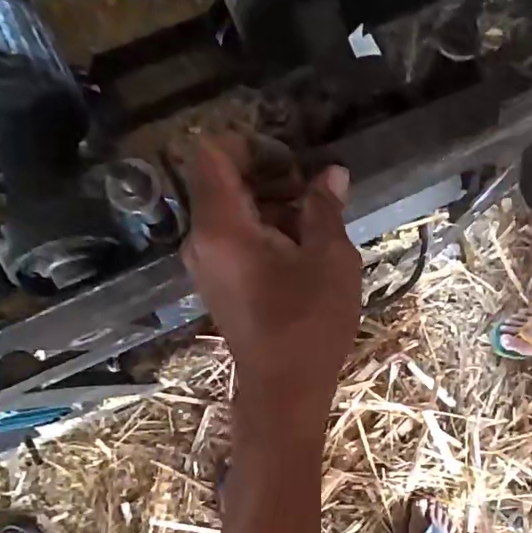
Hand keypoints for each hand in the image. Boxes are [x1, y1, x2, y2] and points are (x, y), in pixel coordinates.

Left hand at [177, 133, 362, 419]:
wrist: (282, 388)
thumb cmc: (308, 323)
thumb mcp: (329, 258)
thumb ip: (324, 208)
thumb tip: (331, 174)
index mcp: (220, 227)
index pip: (210, 155)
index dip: (248, 144)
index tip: (289, 160)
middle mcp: (200, 240)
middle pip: (219, 181)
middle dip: (266, 173)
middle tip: (311, 190)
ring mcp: (203, 263)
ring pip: (227, 209)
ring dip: (268, 202)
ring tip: (313, 219)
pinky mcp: (214, 281)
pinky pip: (229, 236)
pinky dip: (259, 228)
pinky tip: (298, 244)